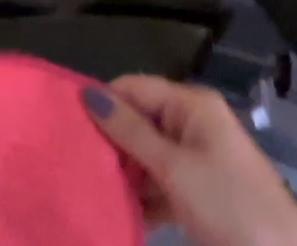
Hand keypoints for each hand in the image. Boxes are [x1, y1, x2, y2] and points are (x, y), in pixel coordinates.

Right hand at [82, 75, 296, 245]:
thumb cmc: (229, 205)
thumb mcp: (174, 167)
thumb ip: (128, 130)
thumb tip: (86, 92)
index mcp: (191, 105)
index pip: (133, 87)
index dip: (102, 103)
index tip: (68, 125)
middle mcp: (192, 124)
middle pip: (137, 120)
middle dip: (109, 141)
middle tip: (75, 161)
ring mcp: (196, 160)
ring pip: (144, 155)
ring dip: (122, 172)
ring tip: (87, 187)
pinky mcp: (197, 193)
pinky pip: (158, 182)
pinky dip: (140, 195)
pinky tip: (115, 209)